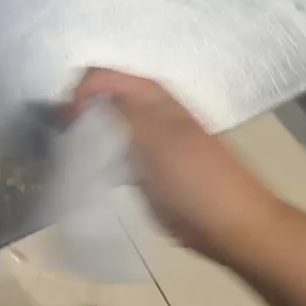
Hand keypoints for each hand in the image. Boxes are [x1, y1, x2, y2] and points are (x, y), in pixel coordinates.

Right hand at [71, 68, 288, 264]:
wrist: (237, 228)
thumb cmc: (199, 179)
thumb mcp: (157, 138)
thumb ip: (117, 111)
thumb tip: (78, 98)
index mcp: (150, 93)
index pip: (96, 76)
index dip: (77, 96)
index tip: (69, 126)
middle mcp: (145, 107)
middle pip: (95, 97)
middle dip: (76, 115)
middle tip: (68, 144)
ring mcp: (144, 136)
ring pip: (99, 124)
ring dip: (83, 137)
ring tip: (75, 160)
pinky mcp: (142, 164)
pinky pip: (107, 150)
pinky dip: (94, 157)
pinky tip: (90, 173)